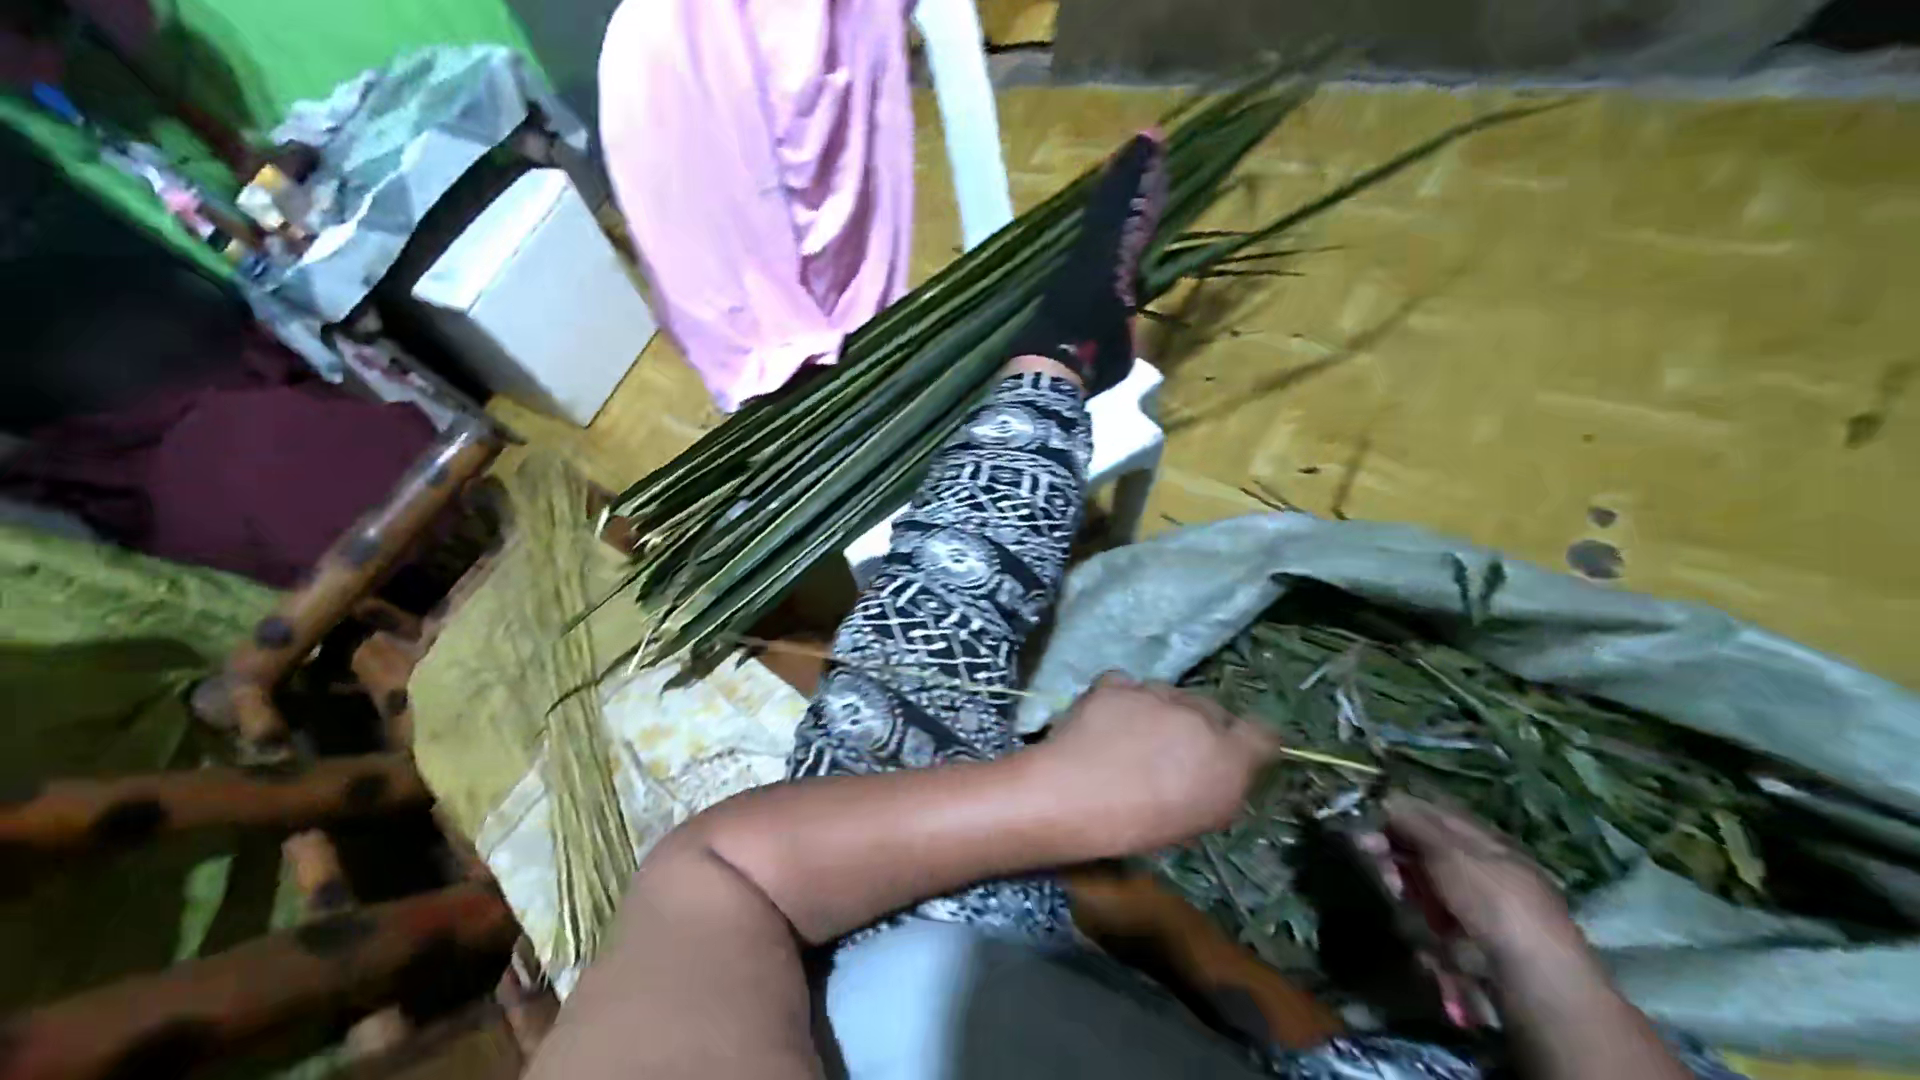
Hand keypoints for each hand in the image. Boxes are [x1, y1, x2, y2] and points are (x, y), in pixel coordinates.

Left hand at [1024, 672, 1278, 856]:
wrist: (1075, 797)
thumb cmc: (1140, 826)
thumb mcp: (1198, 822)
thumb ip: (1220, 787)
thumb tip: (1219, 771)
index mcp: (1229, 757)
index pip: (1263, 734)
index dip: (1249, 741)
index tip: (1233, 751)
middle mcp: (1199, 716)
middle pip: (1212, 709)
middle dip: (1199, 726)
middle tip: (1172, 750)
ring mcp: (1155, 694)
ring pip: (1169, 693)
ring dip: (1160, 709)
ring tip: (1132, 735)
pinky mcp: (1116, 684)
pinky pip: (1127, 685)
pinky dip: (1122, 697)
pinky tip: (1107, 718)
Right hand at [1383, 795, 1589, 971]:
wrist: (1533, 977)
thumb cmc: (1493, 900)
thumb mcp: (1450, 851)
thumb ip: (1413, 823)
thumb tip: (1384, 800)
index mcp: (1484, 840)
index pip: (1432, 813)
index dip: (1397, 812)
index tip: (1367, 819)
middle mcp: (1481, 866)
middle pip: (1423, 846)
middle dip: (1394, 848)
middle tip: (1371, 854)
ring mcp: (1475, 902)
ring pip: (1423, 878)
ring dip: (1403, 880)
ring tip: (1396, 890)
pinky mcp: (1468, 933)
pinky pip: (1430, 910)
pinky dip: (1418, 909)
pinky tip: (1414, 914)